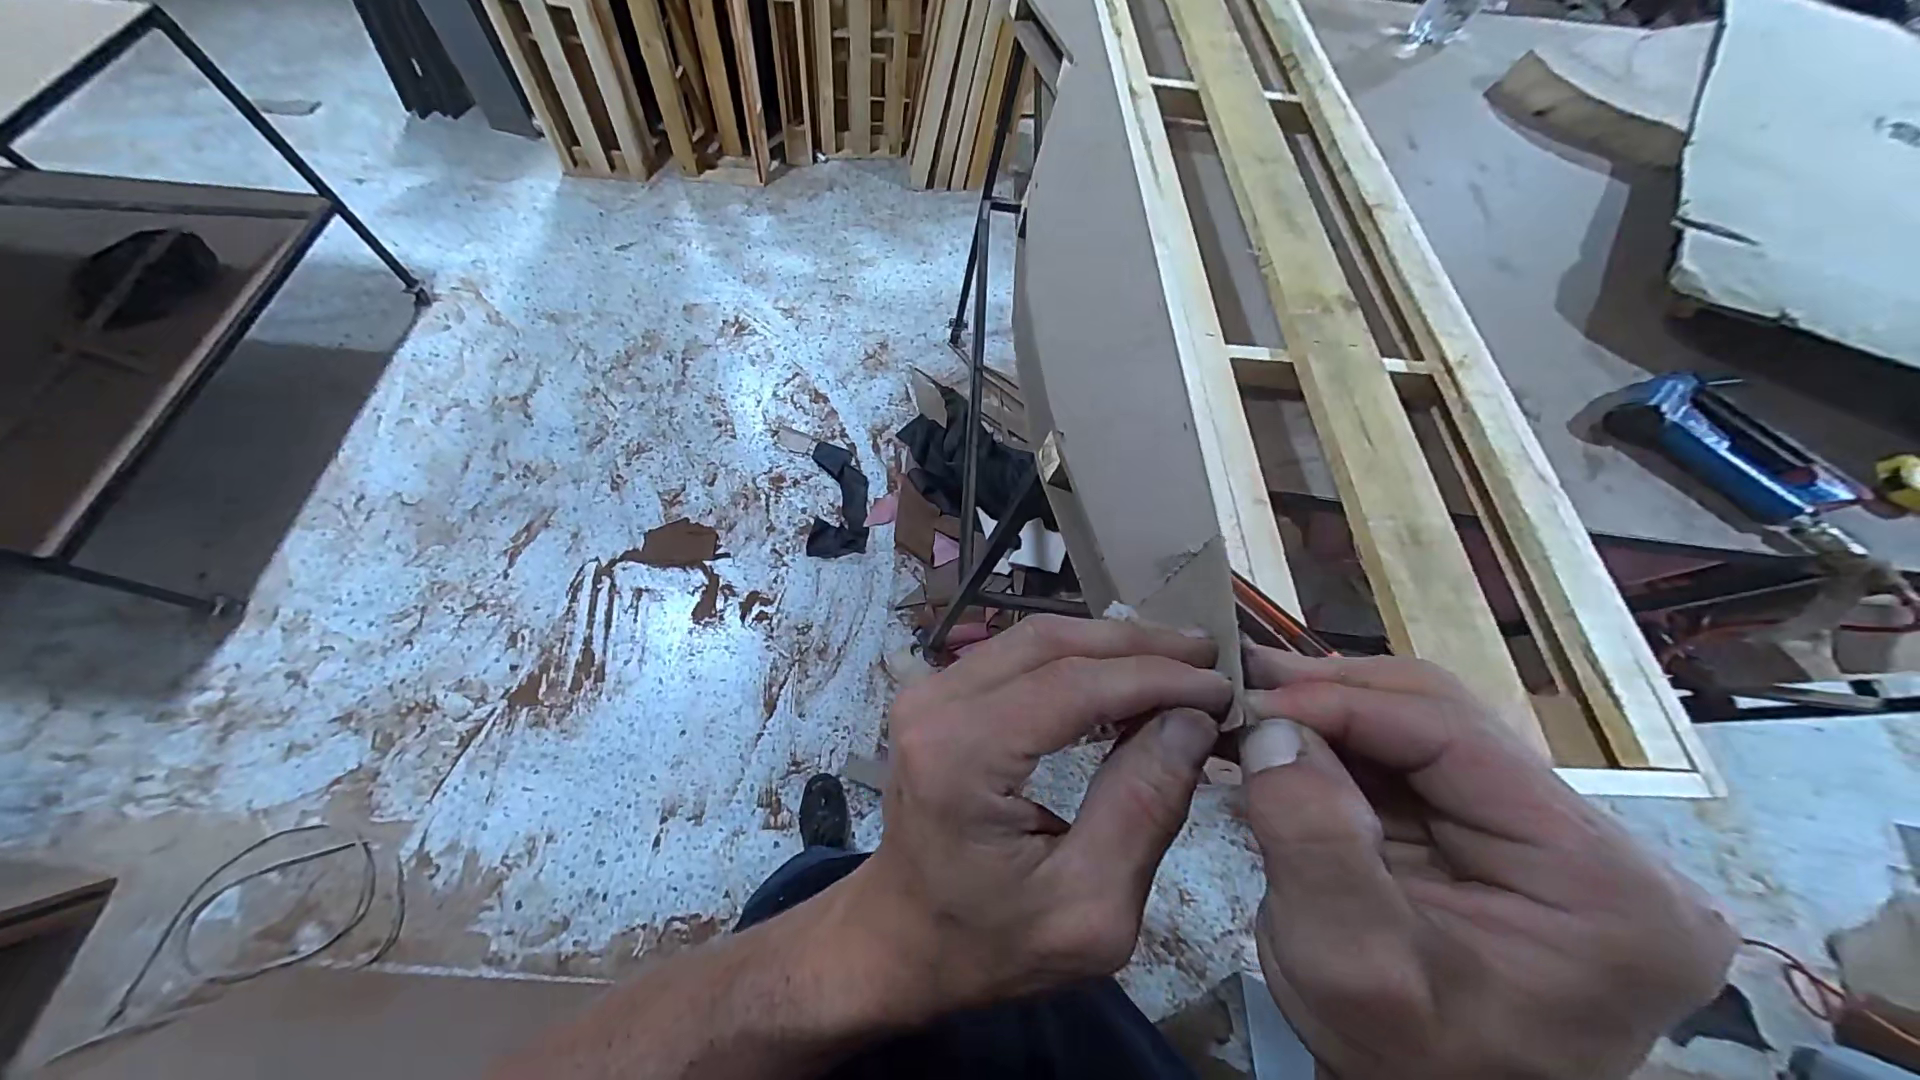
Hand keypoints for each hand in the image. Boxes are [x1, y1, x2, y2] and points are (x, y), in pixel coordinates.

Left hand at [834, 615, 1232, 1022]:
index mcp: (960, 756)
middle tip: (1207, 657)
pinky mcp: (938, 693)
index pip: (1072, 686)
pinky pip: (1019, 655)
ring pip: (1036, 638)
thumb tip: (1192, 719)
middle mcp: (934, 704)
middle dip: (1138, 645)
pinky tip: (1126, 674)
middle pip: (1051, 644)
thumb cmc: (989, 942)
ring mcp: (928, 691)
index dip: (1154, 677)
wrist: (901, 937)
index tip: (1220, 685)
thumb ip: (1143, 807)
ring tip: (1179, 661)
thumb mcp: (1088, 907)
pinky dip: (1080, 658)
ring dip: (1111, 644)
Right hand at [1238, 647, 1735, 1078]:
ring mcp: (1543, 828)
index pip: (1456, 737)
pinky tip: (1283, 732)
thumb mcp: (1345, 965)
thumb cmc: (1398, 1059)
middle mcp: (1593, 838)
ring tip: (1255, 702)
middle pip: (1443, 714)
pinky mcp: (1492, 826)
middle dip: (1331, 693)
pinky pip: (1405, 751)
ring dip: (1328, 706)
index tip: (1250, 700)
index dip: (1342, 702)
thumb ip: (1313, 843)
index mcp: (1600, 880)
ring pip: (1420, 721)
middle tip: (1244, 683)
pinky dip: (1335, 734)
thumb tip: (1271, 728)